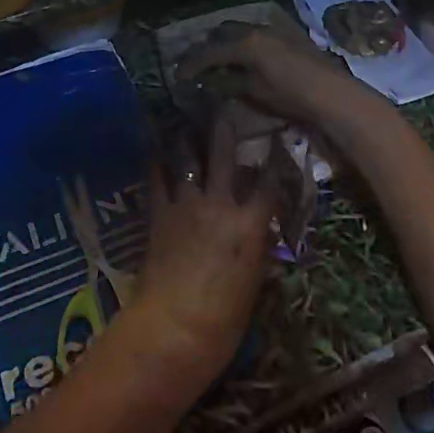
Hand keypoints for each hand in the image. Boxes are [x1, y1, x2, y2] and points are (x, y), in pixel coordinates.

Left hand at [128, 109, 273, 382]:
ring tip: (186, 115)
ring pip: (188, 158)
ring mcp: (186, 204)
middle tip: (223, 106)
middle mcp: (220, 204)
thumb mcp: (254, 279)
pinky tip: (155, 146)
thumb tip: (258, 225)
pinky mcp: (159, 211)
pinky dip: (157, 160)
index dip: (275, 159)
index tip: (278, 138)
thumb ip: (257, 244)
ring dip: (187, 136)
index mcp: (251, 225)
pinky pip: (157, 177)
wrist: (176, 326)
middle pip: (225, 156)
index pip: (269, 182)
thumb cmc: (225, 317)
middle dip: (225, 129)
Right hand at [175, 17, 371, 128]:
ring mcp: (274, 29)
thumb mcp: (253, 91)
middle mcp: (256, 29)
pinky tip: (248, 57)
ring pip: (241, 29)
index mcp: (244, 43)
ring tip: (223, 59)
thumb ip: (227, 83)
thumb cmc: (290, 95)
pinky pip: (258, 32)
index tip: (179, 76)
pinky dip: (245, 41)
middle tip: (200, 63)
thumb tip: (206, 80)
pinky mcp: (289, 34)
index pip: (208, 52)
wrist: (333, 93)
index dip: (191, 64)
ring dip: (227, 41)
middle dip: (208, 46)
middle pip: (222, 32)